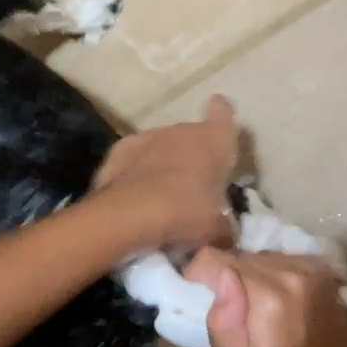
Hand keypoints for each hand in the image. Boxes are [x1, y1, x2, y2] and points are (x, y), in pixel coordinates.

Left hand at [92, 94, 241, 249]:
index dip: (223, 117)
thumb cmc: (187, 212)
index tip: (220, 133)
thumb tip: (226, 233)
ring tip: (163, 198)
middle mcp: (183, 130)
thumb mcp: (217, 228)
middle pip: (191, 136)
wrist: (131, 214)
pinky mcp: (120, 149)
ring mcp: (149, 136)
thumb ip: (225, 226)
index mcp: (215, 140)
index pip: (224, 112)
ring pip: (162, 147)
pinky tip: (136, 198)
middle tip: (193, 190)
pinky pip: (135, 159)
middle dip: (193, 158)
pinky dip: (136, 173)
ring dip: (164, 165)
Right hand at [184, 250, 346, 346]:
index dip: (199, 272)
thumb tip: (220, 277)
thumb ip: (222, 320)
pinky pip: (281, 258)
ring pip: (260, 255)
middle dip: (226, 275)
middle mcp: (294, 271)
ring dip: (249, 273)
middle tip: (227, 307)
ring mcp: (312, 266)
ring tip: (251, 306)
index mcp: (271, 296)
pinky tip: (275, 299)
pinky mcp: (322, 267)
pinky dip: (271, 273)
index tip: (195, 289)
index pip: (219, 259)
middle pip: (240, 255)